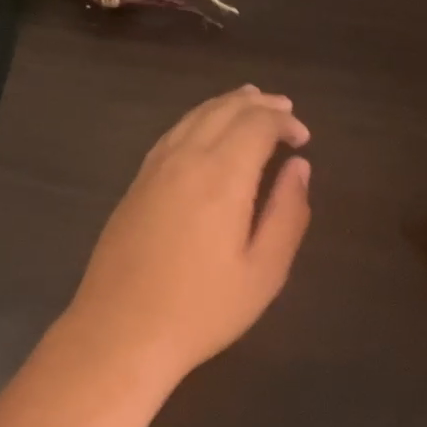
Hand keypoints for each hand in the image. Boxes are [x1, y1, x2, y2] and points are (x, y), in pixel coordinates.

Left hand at [62, 86, 312, 383]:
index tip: (304, 137)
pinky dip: (197, 118)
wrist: (122, 326)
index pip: (256, 124)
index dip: (283, 121)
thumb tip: (300, 166)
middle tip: (284, 107)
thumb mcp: (263, 272)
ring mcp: (155, 166)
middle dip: (257, 104)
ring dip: (225, 104)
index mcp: (221, 175)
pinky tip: (204, 129)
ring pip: (194, 116)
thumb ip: (287, 213)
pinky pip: (172, 132)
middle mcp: (186, 158)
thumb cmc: (202, 308)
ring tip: (249, 101)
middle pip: (223, 110)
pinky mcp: (137, 180)